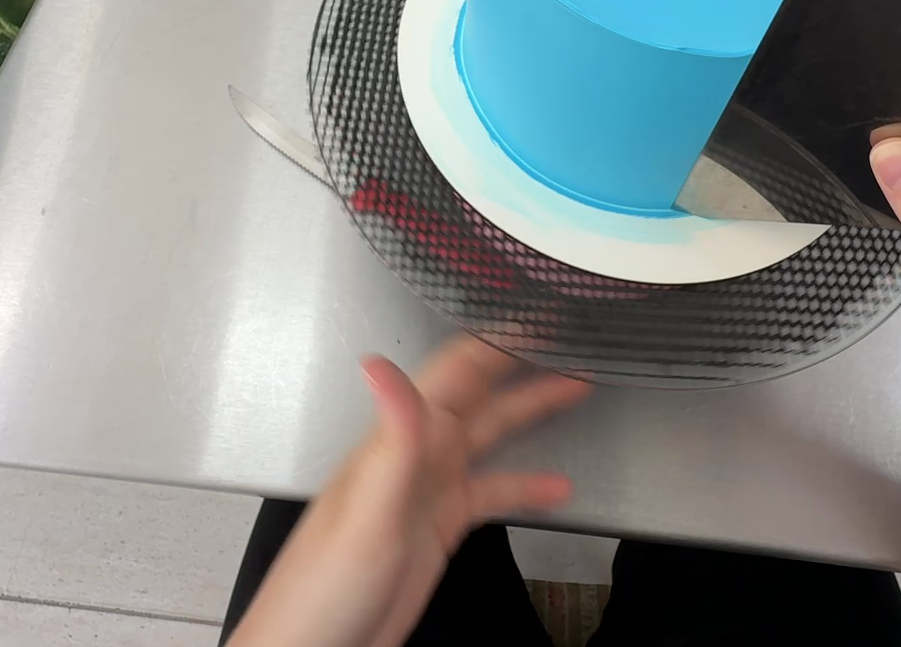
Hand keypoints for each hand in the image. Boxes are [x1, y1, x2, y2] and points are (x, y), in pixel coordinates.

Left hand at [226, 335, 590, 646]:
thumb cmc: (325, 582)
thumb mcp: (367, 508)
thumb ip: (389, 437)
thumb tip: (381, 364)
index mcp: (405, 433)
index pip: (459, 367)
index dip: (500, 338)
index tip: (540, 318)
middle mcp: (421, 448)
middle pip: (482, 391)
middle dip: (524, 362)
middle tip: (566, 340)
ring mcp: (432, 484)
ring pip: (492, 432)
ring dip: (532, 408)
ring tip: (575, 387)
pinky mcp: (442, 521)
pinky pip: (494, 489)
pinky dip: (527, 483)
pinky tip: (556, 486)